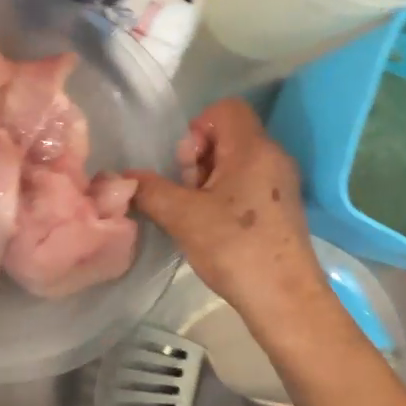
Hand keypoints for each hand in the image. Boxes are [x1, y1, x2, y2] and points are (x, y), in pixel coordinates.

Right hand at [128, 99, 327, 318]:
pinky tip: (212, 229)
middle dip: (196, 160)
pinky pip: (245, 184)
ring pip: (234, 162)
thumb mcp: (182, 217)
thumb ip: (150, 191)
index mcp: (253, 148)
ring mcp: (279, 182)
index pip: (224, 109)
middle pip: (226, 135)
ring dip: (206, 182)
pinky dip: (223, 198)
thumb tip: (123, 178)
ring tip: (196, 216)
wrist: (282, 296)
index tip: (183, 168)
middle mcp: (272, 156)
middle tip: (186, 195)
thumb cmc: (234, 248)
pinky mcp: (280, 207)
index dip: (195, 130)